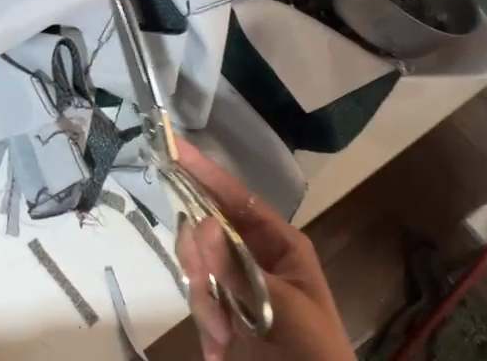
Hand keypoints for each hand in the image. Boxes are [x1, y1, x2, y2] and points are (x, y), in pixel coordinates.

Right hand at [174, 142, 354, 360]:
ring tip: (223, 333)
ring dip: (205, 301)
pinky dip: (205, 325)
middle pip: (206, 230)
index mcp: (279, 243)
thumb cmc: (314, 352)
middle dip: (200, 261)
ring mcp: (237, 282)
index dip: (204, 171)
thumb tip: (201, 223)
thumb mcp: (282, 309)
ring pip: (197, 266)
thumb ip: (237, 269)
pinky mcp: (224, 309)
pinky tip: (219, 349)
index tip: (172, 147)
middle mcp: (254, 254)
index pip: (235, 196)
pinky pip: (197, 298)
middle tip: (204, 287)